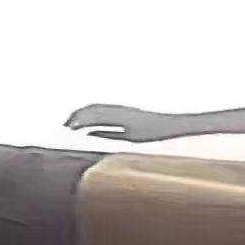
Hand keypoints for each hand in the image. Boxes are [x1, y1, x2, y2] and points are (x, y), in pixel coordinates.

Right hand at [64, 103, 182, 142]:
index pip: (87, 117)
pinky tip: (90, 118)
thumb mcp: (130, 137)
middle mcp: (115, 108)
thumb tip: (88, 132)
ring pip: (94, 107)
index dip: (75, 122)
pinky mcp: (125, 108)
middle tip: (66, 125)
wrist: (177, 123)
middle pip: (88, 110)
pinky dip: (92, 112)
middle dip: (75, 116)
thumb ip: (107, 134)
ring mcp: (120, 107)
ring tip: (75, 121)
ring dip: (82, 113)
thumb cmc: (155, 133)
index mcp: (115, 116)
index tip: (66, 128)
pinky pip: (102, 107)